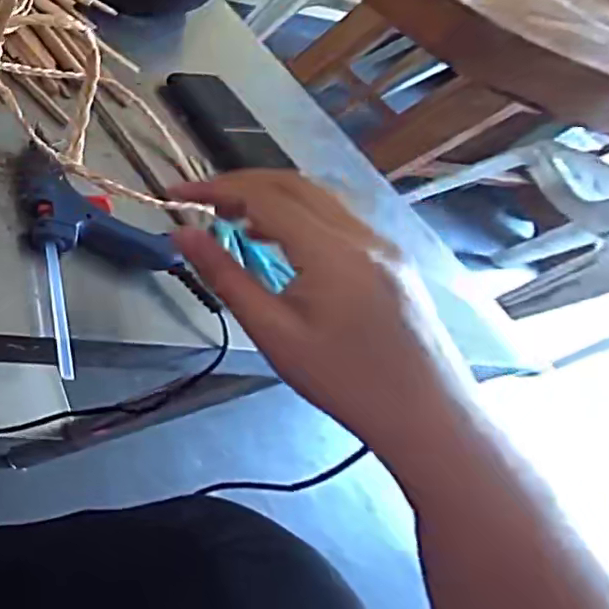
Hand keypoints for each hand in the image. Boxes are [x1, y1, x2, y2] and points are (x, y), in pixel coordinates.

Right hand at [171, 172, 477, 450]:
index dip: (213, 188)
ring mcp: (383, 246)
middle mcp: (363, 237)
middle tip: (197, 201)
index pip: (263, 196)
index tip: (174, 196)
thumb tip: (181, 233)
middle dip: (237, 184)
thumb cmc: (344, 380)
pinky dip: (293, 211)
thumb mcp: (271, 330)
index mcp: (333, 251)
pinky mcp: (391, 260)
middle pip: (291, 184)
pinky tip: (272, 238)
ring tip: (227, 217)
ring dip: (265, 195)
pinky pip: (333, 216)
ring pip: (315, 196)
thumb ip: (223, 275)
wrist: (434, 424)